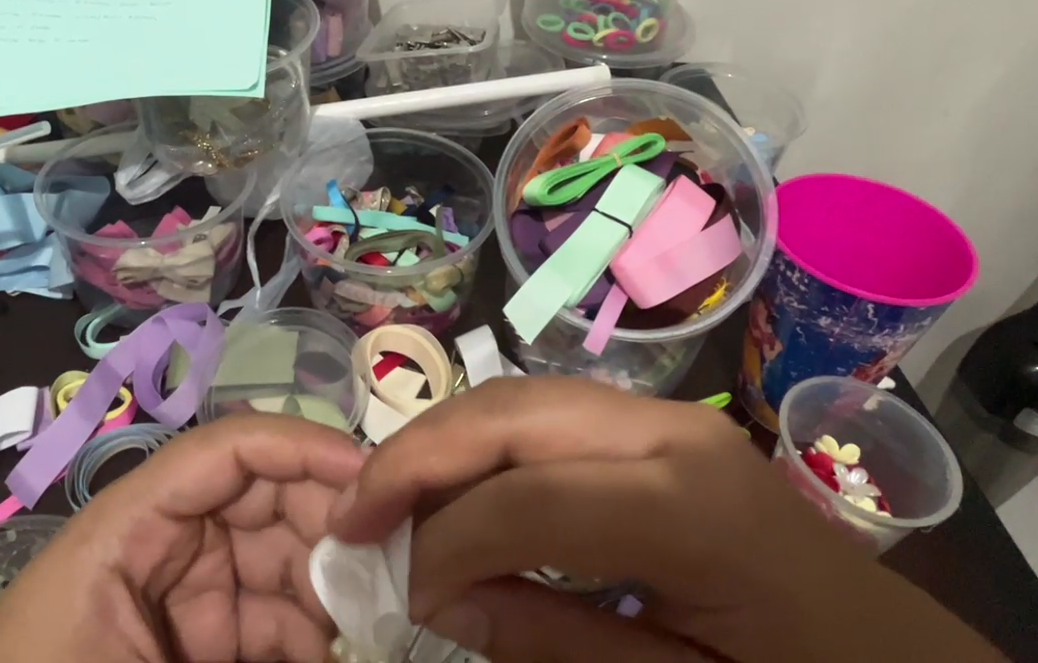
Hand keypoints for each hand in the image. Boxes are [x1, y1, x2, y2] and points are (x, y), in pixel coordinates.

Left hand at [0, 413, 363, 662]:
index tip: (371, 478)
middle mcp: (167, 537)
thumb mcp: (132, 658)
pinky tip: (335, 650)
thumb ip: (259, 640)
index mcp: (135, 520)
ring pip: (277, 558)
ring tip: (375, 615)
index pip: (229, 449)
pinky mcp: (198, 636)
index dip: (303, 446)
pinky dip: (305, 633)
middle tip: (389, 563)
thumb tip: (336, 644)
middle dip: (330, 520)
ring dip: (327, 584)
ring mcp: (184, 589)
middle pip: (265, 496)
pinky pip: (266, 616)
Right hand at [328, 377, 1003, 662]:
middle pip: (510, 414)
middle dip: (416, 455)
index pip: (526, 498)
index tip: (391, 590)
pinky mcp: (659, 427)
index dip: (442, 540)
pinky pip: (546, 416)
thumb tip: (436, 593)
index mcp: (686, 504)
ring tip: (386, 496)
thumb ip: (550, 641)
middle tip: (350, 512)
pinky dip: (484, 443)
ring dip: (443, 440)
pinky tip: (454, 485)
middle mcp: (668, 431)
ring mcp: (665, 418)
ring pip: (519, 398)